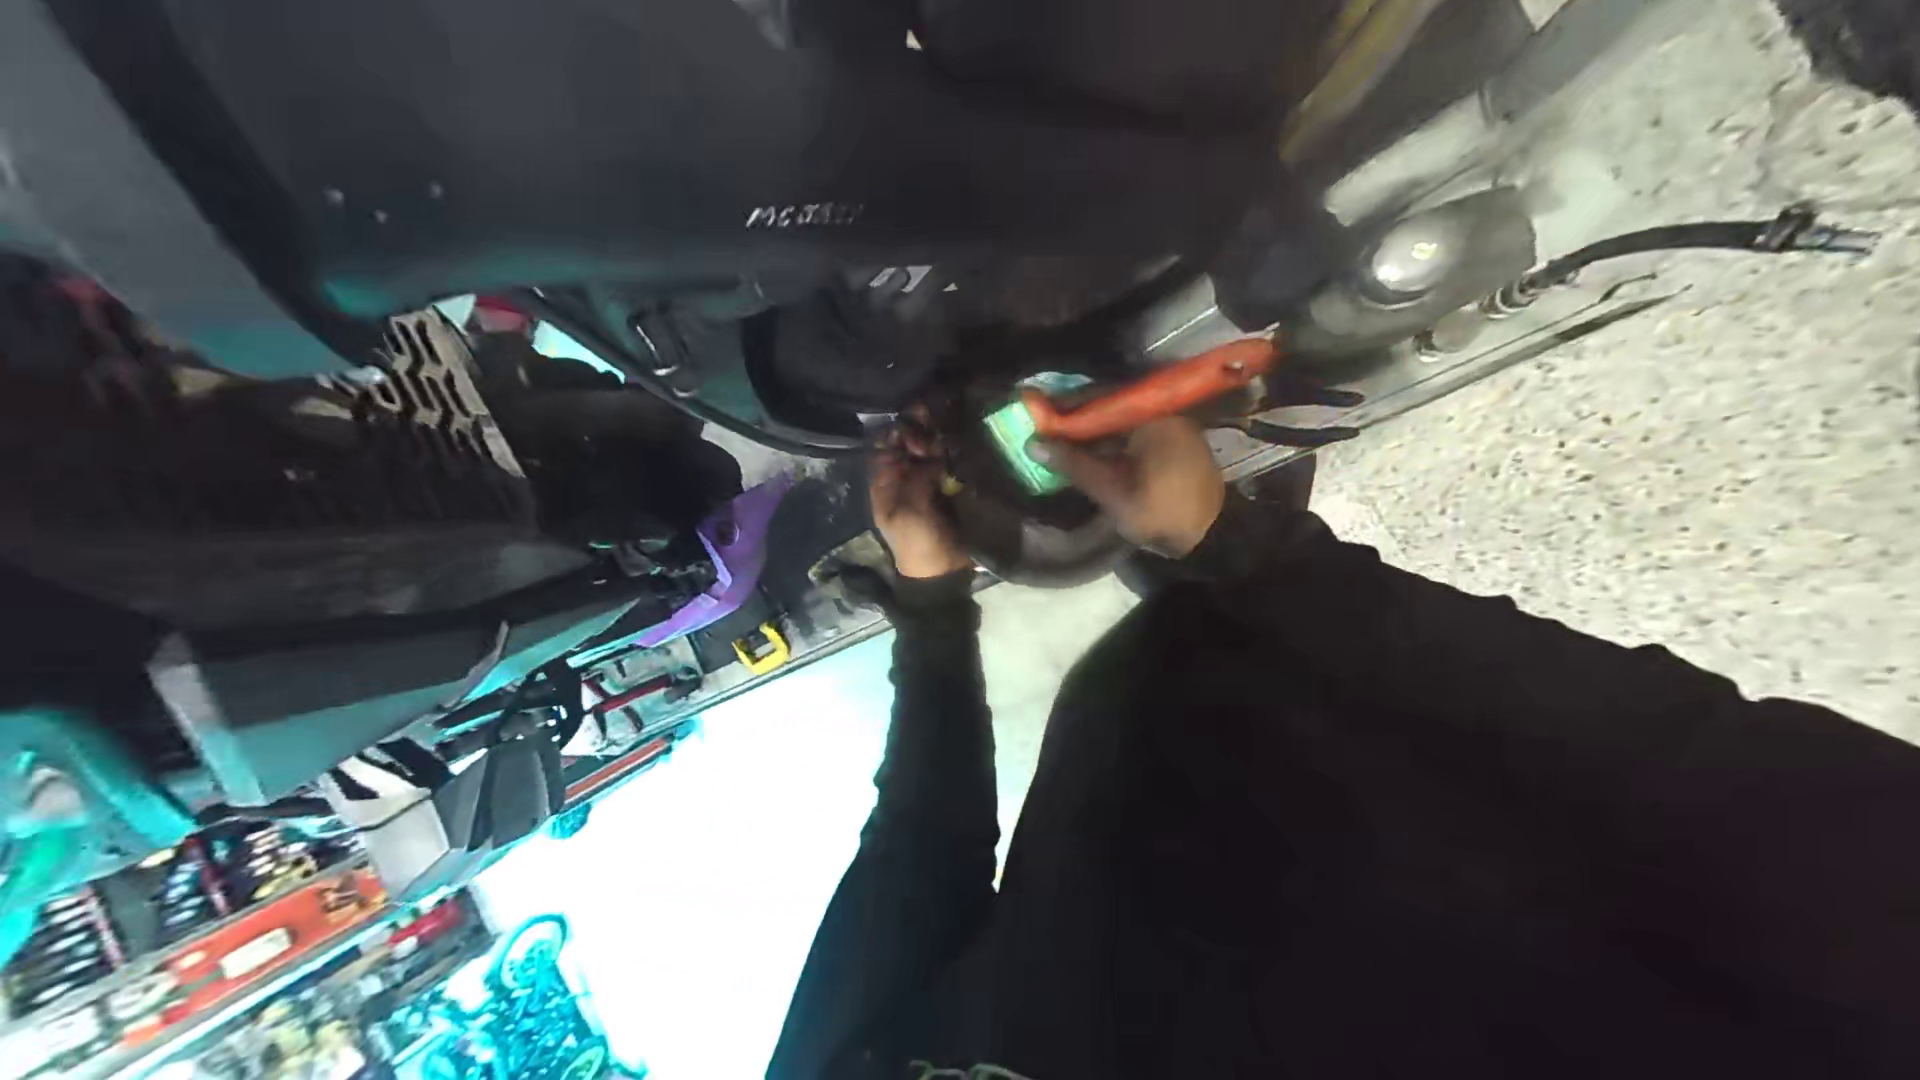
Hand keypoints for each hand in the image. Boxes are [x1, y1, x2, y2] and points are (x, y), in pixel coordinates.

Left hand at [870, 424, 972, 578]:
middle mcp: (903, 477)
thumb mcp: (910, 511)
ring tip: (948, 442)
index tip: (916, 432)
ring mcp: (926, 481)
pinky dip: (953, 456)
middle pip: (909, 444)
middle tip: (935, 440)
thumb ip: (916, 478)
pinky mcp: (948, 486)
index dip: (898, 434)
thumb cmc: (918, 542)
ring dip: (939, 443)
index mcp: (885, 483)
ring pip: (930, 451)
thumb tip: (932, 454)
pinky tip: (959, 449)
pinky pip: (948, 463)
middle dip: (921, 435)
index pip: (886, 446)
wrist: (942, 572)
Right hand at [1031, 417, 1225, 555]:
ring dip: (1095, 431)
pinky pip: (1136, 433)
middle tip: (1046, 428)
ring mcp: (1173, 427)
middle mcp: (1164, 412)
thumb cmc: (1159, 511)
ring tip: (1063, 442)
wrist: (1210, 537)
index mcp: (1151, 415)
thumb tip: (1032, 443)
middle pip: (1111, 407)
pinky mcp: (1176, 444)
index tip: (1038, 412)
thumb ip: (1072, 463)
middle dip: (1078, 418)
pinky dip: (1113, 441)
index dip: (1065, 405)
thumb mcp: (1110, 490)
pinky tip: (1092, 453)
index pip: (1099, 397)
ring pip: (1123, 421)